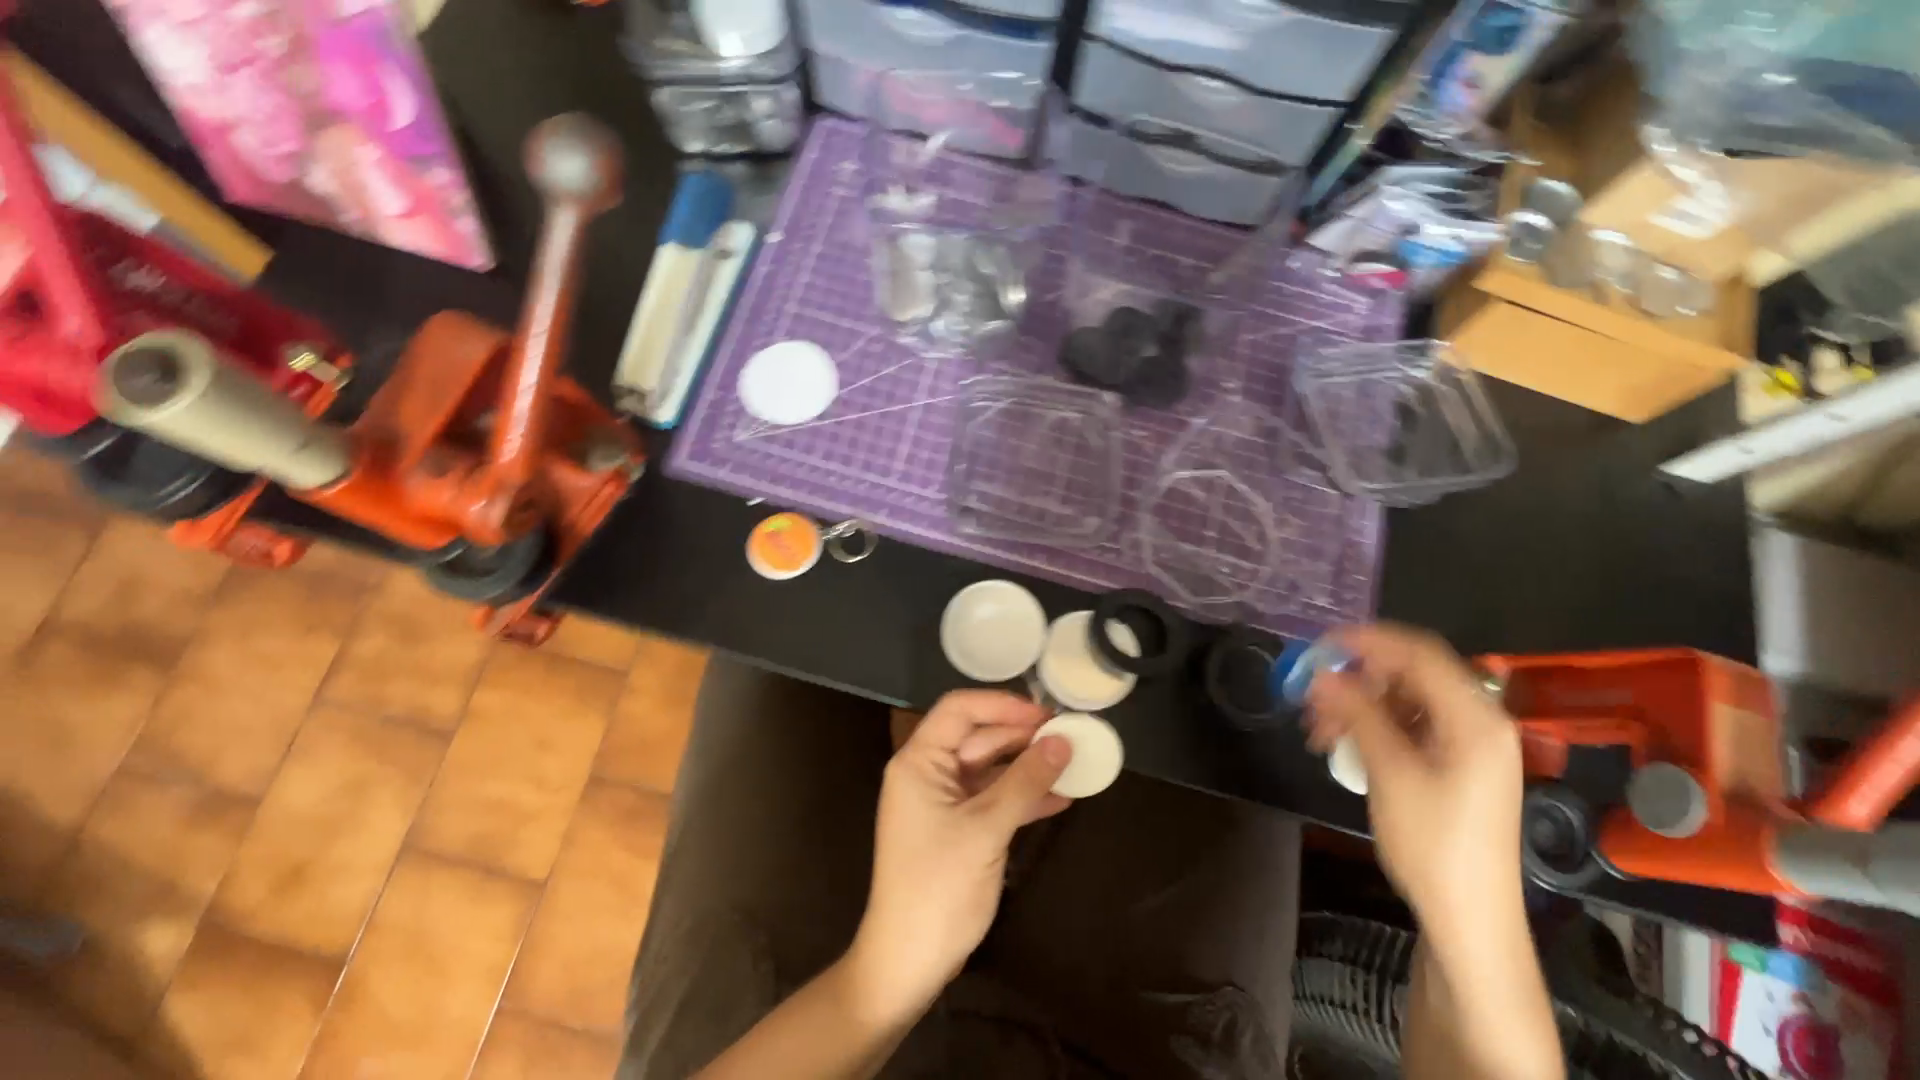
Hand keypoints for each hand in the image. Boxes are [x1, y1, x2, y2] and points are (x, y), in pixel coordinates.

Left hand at [851, 691, 1072, 1007]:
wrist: (910, 957)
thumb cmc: (939, 885)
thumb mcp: (986, 828)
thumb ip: (1025, 781)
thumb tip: (1063, 740)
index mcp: (919, 762)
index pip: (959, 710)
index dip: (1003, 705)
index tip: (1047, 713)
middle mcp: (928, 774)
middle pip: (979, 737)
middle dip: (1023, 735)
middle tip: (1072, 736)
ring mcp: (943, 803)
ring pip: (991, 769)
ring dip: (1029, 767)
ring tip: (1075, 763)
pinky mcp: (959, 829)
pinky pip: (994, 799)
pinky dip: (1024, 797)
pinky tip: (1062, 799)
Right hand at [1305, 624, 1525, 950]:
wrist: (1469, 916)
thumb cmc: (1433, 843)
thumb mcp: (1390, 773)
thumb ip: (1357, 714)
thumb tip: (1322, 674)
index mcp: (1475, 717)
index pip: (1419, 654)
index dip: (1368, 642)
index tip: (1320, 645)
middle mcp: (1479, 721)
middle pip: (1412, 677)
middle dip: (1357, 679)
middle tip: (1311, 697)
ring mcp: (1470, 744)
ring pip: (1407, 702)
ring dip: (1361, 705)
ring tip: (1318, 729)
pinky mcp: (1457, 765)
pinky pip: (1412, 727)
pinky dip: (1376, 727)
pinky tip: (1342, 744)